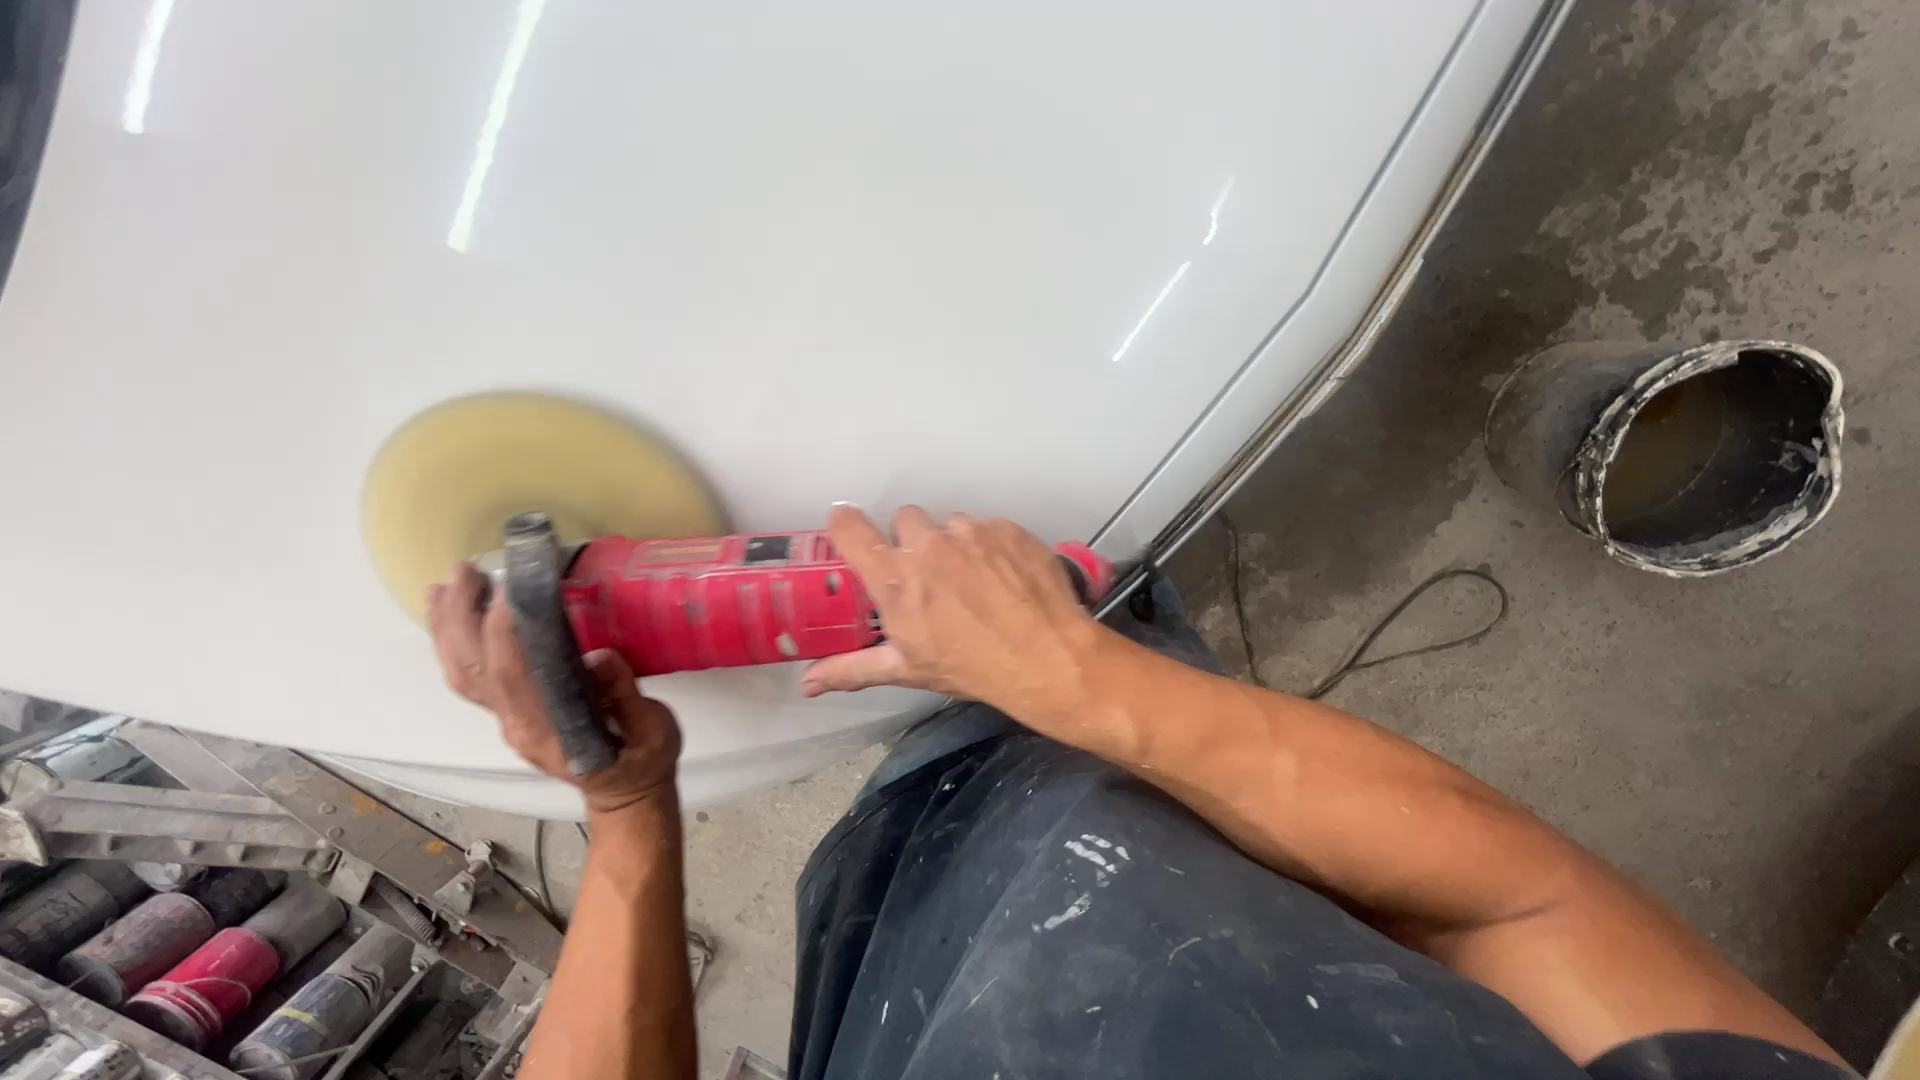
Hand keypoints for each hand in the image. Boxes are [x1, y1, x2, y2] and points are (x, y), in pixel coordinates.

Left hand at [427, 563, 681, 815]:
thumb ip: (627, 696)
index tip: (512, 587)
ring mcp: (509, 721)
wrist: (627, 795)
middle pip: (473, 670)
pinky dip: (456, 643)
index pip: (514, 675)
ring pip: (463, 674)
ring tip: (445, 586)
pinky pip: (472, 677)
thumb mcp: (652, 731)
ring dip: (448, 628)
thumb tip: (600, 657)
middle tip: (463, 572)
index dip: (506, 631)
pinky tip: (456, 617)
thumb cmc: (643, 762)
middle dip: (461, 619)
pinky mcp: (511, 714)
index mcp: (550, 728)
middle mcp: (517, 723)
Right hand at [800, 505, 1103, 718]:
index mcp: (895, 578)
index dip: (845, 524)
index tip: (850, 529)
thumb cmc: (971, 667)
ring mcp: (971, 532)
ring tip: (973, 581)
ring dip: (954, 544)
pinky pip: (987, 528)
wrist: (1046, 656)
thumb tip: (806, 684)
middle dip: (912, 541)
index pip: (849, 528)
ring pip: (950, 524)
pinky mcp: (1007, 528)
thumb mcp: (907, 669)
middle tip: (929, 575)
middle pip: (905, 520)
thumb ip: (852, 669)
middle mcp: (929, 544)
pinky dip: (990, 546)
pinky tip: (1003, 577)